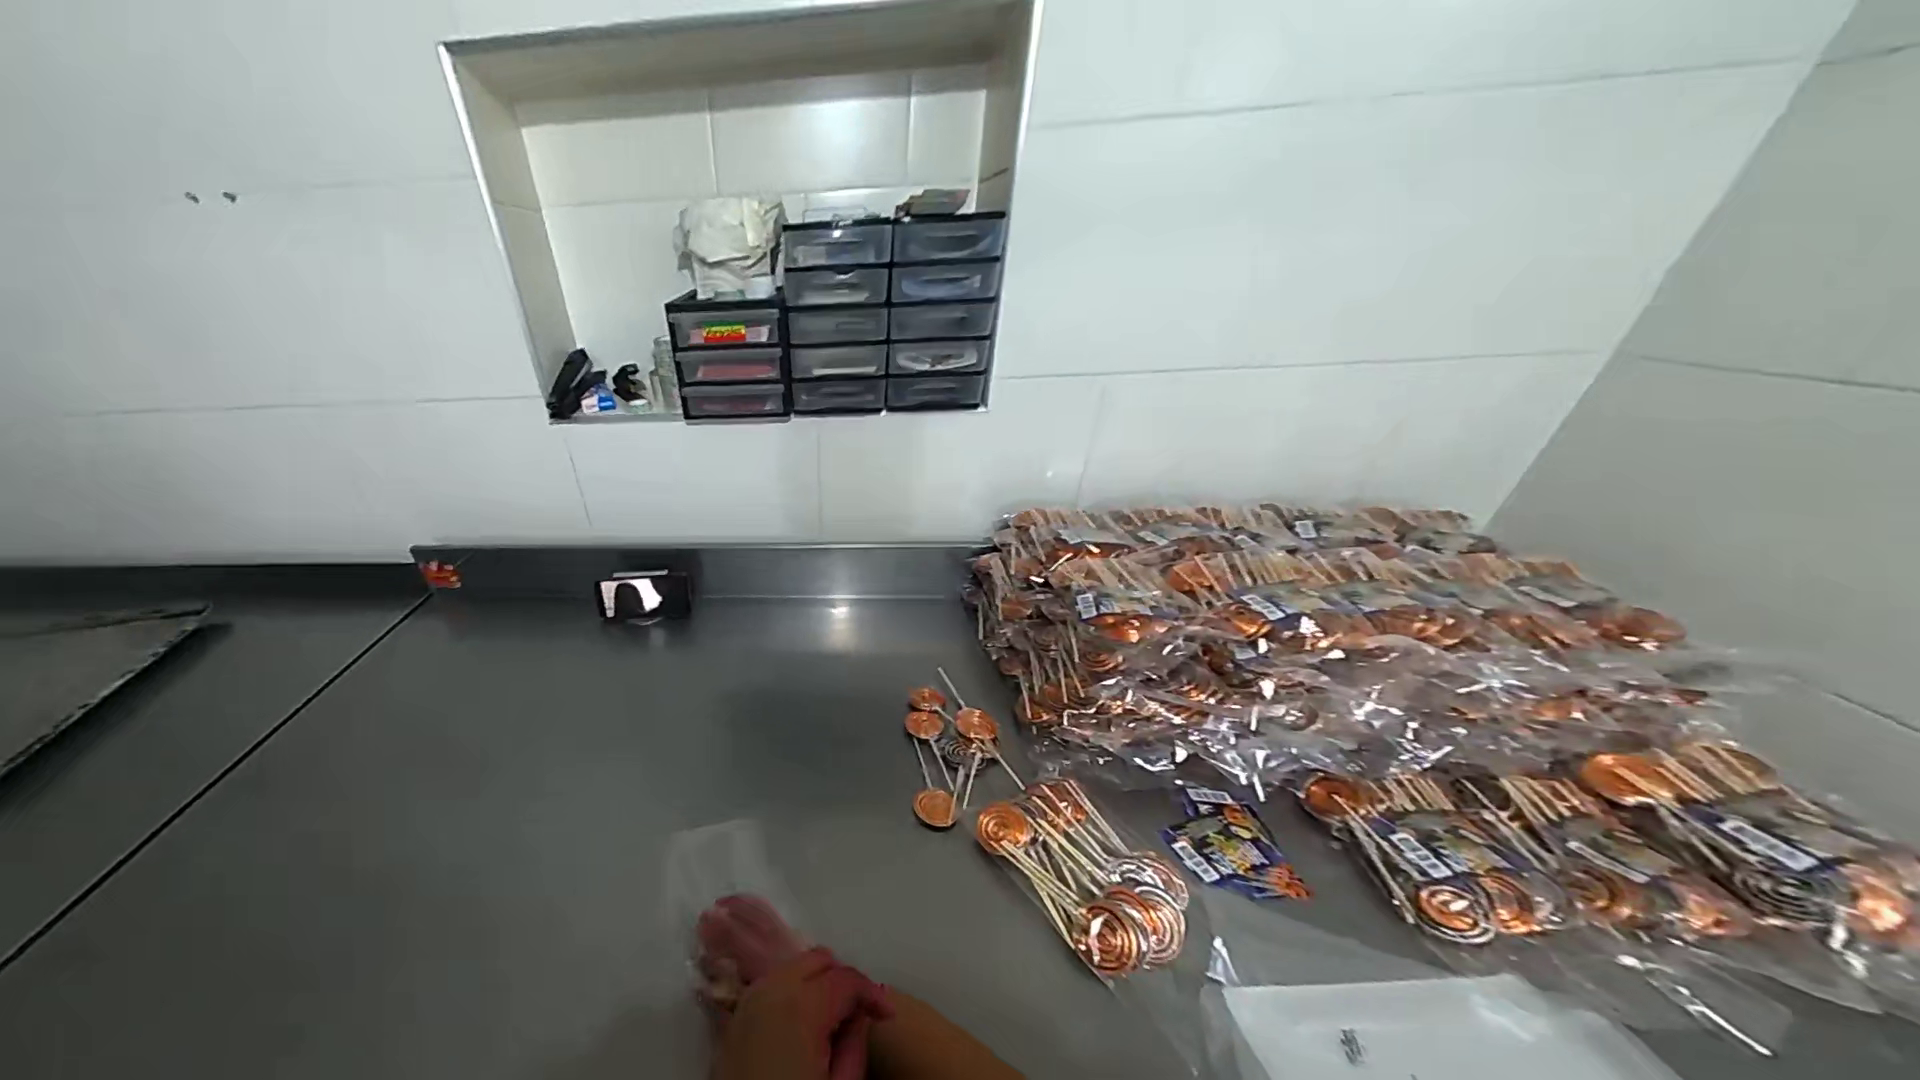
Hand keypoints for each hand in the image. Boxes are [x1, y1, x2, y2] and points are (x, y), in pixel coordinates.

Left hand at [714, 948, 891, 1079]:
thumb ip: (855, 1041)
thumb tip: (858, 1013)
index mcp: (801, 1005)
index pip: (847, 978)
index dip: (872, 994)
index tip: (886, 1016)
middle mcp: (771, 991)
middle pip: (818, 959)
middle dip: (842, 980)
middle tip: (856, 1013)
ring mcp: (747, 1004)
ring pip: (792, 969)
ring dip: (815, 984)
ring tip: (829, 1020)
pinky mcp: (733, 1023)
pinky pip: (770, 989)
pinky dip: (790, 994)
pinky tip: (800, 1026)